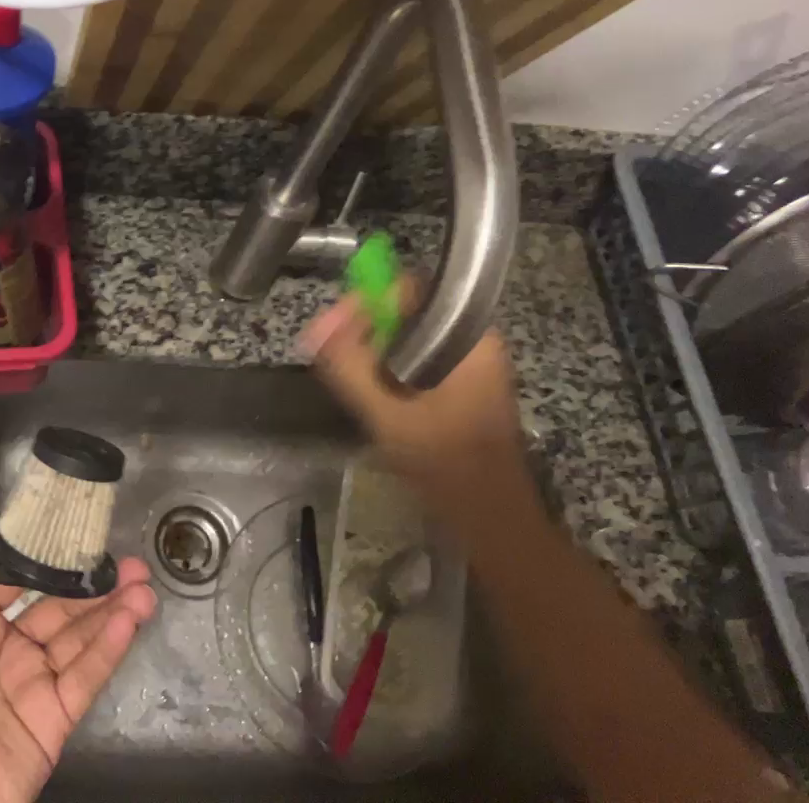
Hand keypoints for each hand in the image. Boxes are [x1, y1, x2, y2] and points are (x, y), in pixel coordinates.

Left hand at [0, 500, 157, 802]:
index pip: (7, 578)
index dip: (37, 552)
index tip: (67, 520)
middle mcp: (2, 649)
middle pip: (52, 606)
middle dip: (87, 581)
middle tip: (126, 554)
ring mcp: (30, 685)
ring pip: (77, 638)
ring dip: (110, 610)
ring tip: (143, 580)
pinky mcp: (53, 722)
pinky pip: (85, 679)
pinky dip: (109, 649)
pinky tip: (131, 619)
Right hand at [301, 281, 527, 505]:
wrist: (492, 518)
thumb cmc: (446, 465)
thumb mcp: (387, 415)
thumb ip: (349, 369)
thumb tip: (316, 330)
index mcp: (469, 340)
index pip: (412, 290)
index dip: (367, 301)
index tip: (334, 327)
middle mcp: (476, 343)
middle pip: (409, 313)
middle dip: (365, 329)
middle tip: (331, 353)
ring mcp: (474, 366)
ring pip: (412, 340)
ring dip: (376, 352)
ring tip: (347, 375)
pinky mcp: (466, 388)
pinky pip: (420, 361)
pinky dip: (392, 370)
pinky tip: (373, 395)